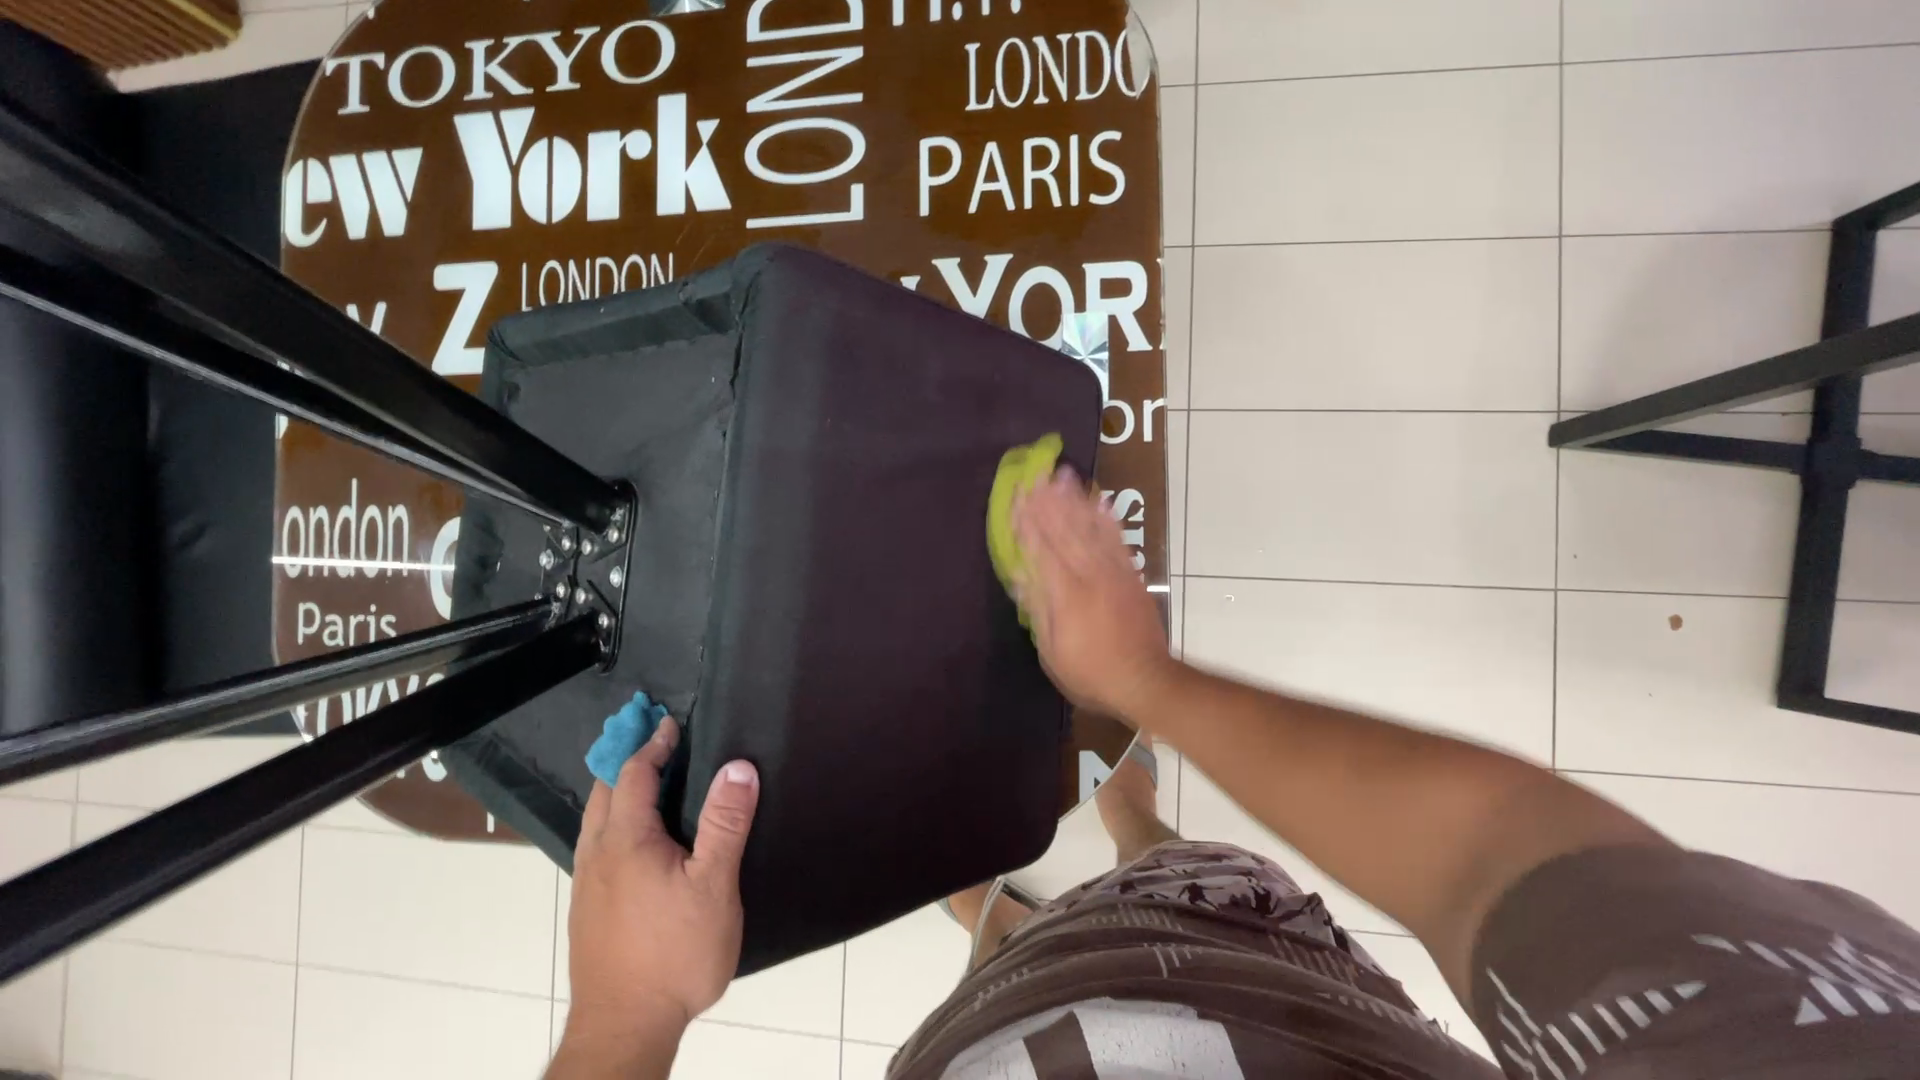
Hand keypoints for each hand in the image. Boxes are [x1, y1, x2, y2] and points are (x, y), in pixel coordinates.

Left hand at [559, 716, 759, 1066]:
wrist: (624, 1027)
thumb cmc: (674, 951)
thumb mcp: (713, 884)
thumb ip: (724, 822)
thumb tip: (738, 765)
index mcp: (625, 840)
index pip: (633, 774)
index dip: (653, 744)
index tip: (670, 722)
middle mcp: (597, 854)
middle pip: (604, 791)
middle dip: (624, 758)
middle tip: (650, 737)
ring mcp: (587, 884)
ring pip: (595, 820)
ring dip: (615, 789)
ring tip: (643, 779)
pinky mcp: (588, 910)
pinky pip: (596, 845)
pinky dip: (613, 819)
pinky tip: (635, 840)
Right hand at [1010, 466, 1175, 719]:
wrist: (1145, 681)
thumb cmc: (1090, 673)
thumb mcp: (1052, 651)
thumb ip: (1038, 610)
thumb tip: (1019, 575)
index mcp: (1066, 594)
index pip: (1041, 549)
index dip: (1027, 521)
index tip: (1016, 496)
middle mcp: (1090, 575)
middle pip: (1065, 531)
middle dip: (1049, 501)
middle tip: (1036, 474)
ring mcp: (1114, 573)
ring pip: (1091, 529)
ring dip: (1075, 501)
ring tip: (1063, 476)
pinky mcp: (1131, 576)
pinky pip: (1117, 540)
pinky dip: (1107, 519)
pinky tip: (1099, 502)